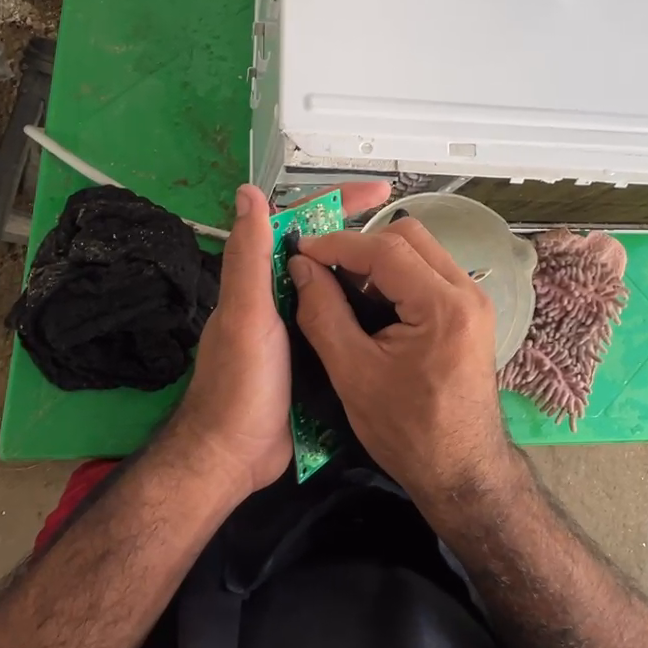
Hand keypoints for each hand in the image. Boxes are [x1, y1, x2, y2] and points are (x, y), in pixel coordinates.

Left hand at [173, 183, 390, 496]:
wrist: (236, 457)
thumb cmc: (240, 382)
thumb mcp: (247, 315)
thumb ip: (249, 257)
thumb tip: (249, 191)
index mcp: (261, 279)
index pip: (300, 224)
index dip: (338, 202)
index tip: (380, 193)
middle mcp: (278, 297)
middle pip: (323, 254)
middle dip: (361, 236)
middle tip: (407, 235)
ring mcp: (297, 328)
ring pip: (337, 289)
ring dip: (368, 275)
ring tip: (411, 270)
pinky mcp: (314, 357)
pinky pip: (343, 324)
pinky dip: (367, 312)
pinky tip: (395, 314)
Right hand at [289, 221, 513, 503]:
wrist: (461, 469)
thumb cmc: (407, 431)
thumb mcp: (353, 374)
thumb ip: (323, 314)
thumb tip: (300, 267)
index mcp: (443, 307)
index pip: (386, 250)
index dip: (338, 244)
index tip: (301, 251)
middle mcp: (467, 292)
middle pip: (409, 237)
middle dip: (361, 246)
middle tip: (323, 268)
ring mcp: (474, 300)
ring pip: (421, 251)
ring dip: (380, 259)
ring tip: (342, 285)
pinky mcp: (471, 312)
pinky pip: (430, 272)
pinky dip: (398, 276)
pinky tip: (371, 301)